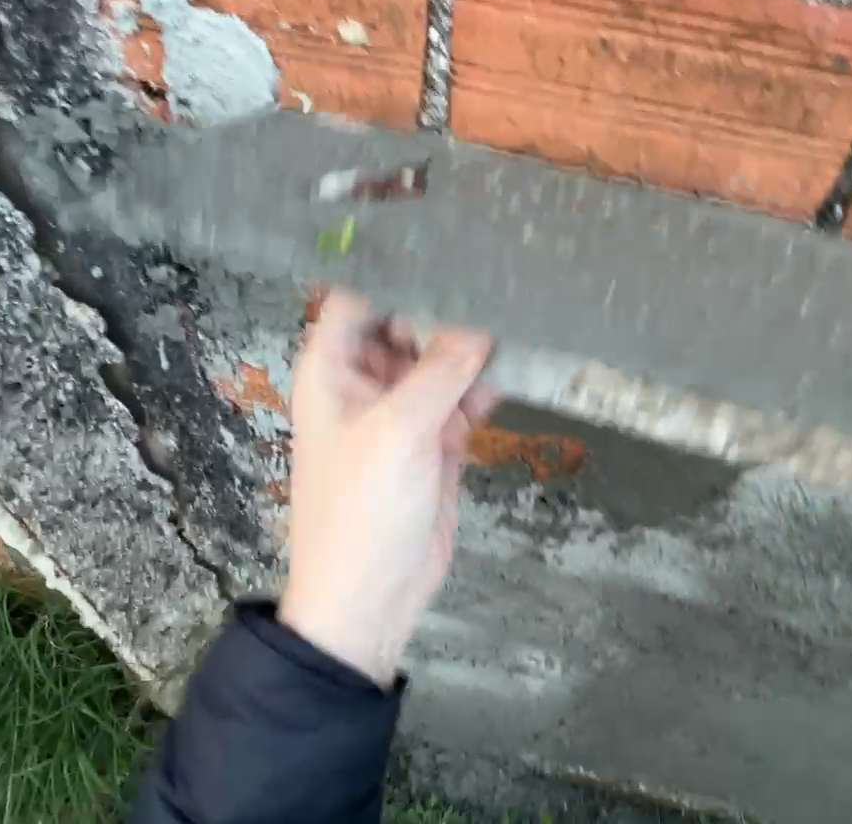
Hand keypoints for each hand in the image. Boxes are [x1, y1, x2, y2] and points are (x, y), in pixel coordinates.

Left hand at [279, 291, 495, 686]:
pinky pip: (463, 396)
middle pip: (407, 324)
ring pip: (440, 359)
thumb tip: (480, 323)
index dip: (394, 274)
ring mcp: (404, 411)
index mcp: (333, 370)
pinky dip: (484, 384)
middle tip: (498, 280)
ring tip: (517, 315)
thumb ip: (441, 371)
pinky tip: (514, 368)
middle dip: (447, 308)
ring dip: (472, 346)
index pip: (358, 299)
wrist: (372, 599)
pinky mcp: (436, 438)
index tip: (446, 252)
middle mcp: (367, 382)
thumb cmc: (362, 510)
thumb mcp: (399, 431)